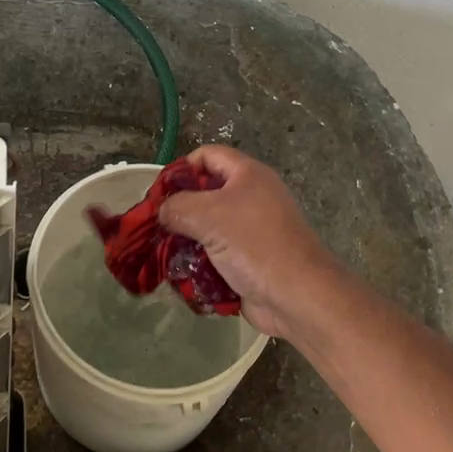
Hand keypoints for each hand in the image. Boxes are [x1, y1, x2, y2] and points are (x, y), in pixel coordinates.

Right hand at [157, 145, 341, 339]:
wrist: (297, 296)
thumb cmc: (254, 244)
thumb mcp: (209, 215)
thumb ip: (177, 206)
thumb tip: (162, 211)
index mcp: (247, 175)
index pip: (208, 155)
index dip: (182, 167)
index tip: (160, 191)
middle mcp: (251, 197)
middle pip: (205, 193)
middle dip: (179, 210)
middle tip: (155, 225)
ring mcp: (251, 231)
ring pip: (207, 228)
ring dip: (186, 241)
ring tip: (164, 254)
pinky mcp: (249, 260)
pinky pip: (216, 254)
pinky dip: (199, 263)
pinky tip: (182, 275)